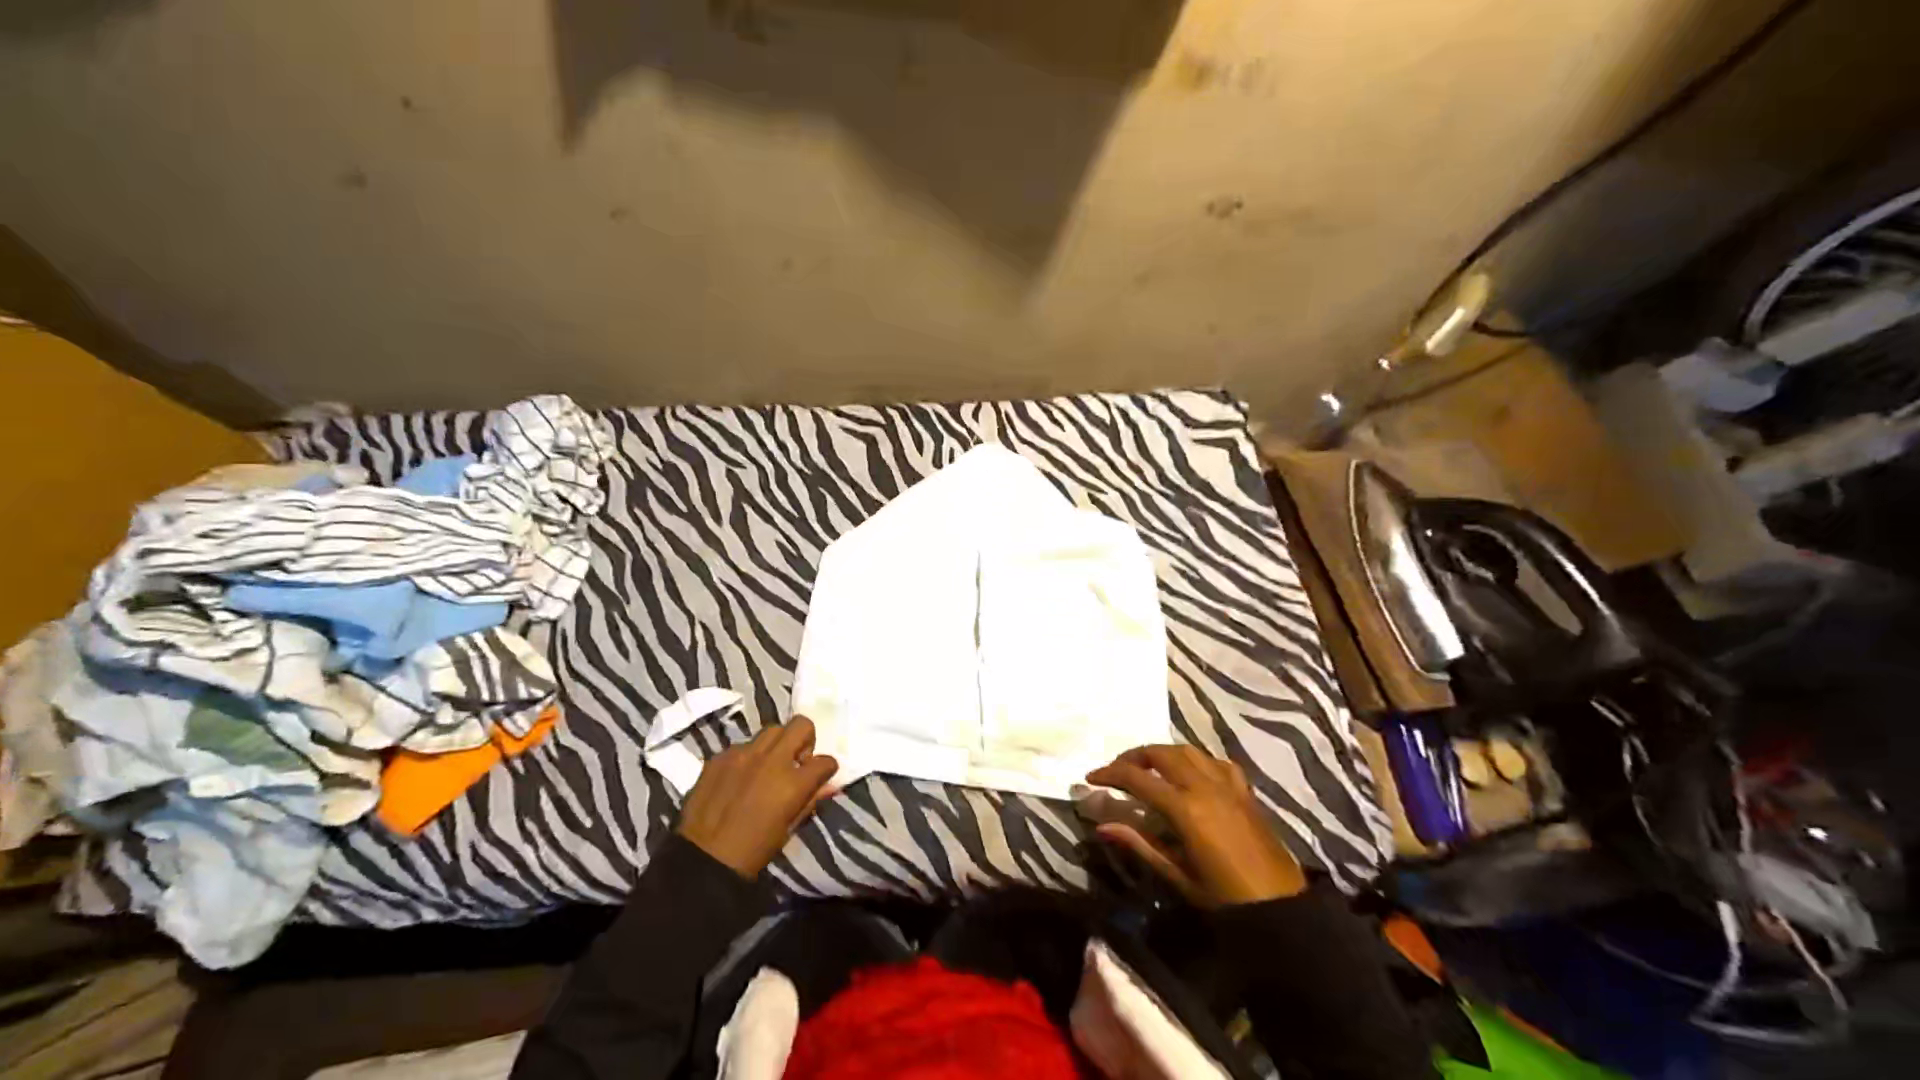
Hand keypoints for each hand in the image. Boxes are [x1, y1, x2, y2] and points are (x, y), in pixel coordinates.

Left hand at [676, 716, 838, 879]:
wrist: (704, 859)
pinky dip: (748, 757)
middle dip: (805, 739)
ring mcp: (744, 754)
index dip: (826, 768)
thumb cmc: (754, 851)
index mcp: (793, 783)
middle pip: (801, 725)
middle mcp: (772, 760)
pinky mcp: (720, 756)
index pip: (825, 761)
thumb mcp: (789, 828)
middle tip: (796, 760)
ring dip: (777, 745)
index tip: (820, 776)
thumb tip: (826, 785)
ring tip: (767, 766)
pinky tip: (740, 777)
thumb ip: (810, 800)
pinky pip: (743, 745)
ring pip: (771, 730)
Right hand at [1086, 744, 1306, 906]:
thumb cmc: (1224, 897)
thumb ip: (1139, 844)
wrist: (1280, 905)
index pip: (1137, 778)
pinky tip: (1190, 774)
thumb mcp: (1177, 875)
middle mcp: (1204, 786)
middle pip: (1161, 754)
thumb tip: (1102, 825)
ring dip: (1162, 753)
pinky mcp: (1244, 790)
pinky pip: (1214, 761)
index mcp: (1185, 808)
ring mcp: (1227, 784)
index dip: (1110, 773)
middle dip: (1134, 756)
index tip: (1091, 778)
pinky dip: (1195, 760)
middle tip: (1116, 771)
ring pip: (1187, 750)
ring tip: (1147, 767)